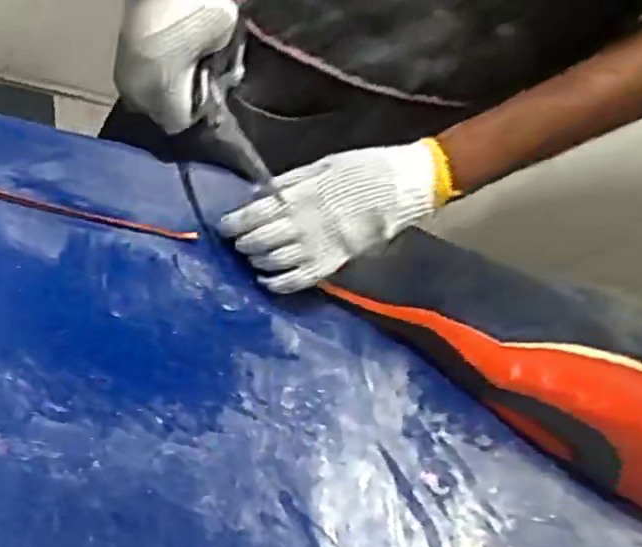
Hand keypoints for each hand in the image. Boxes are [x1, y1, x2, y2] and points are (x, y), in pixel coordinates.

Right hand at [114, 0, 238, 133]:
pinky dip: (153, 74)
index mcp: (163, 97)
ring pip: (149, 100)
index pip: (181, 123)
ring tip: (182, 59)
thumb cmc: (192, 9)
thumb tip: (214, 68)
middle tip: (202, 69)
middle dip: (181, 98)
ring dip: (165, 86)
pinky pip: (139, 83)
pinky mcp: (118, 67)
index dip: (200, 110)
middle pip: (162, 114)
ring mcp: (124, 85)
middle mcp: (138, 100)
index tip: (215, 88)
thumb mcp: (224, 30)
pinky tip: (166, 53)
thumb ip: (221, 60)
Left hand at [219, 141, 439, 292]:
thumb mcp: (323, 167)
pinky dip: (272, 283)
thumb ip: (286, 184)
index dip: (230, 224)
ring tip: (258, 254)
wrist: (415, 182)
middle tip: (244, 239)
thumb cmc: (366, 170)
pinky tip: (266, 276)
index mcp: (298, 199)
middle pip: (253, 243)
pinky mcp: (328, 264)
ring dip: (255, 260)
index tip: (226, 225)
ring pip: (267, 262)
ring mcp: (314, 248)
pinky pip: (290, 282)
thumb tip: (253, 196)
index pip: (248, 218)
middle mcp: (301, 226)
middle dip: (242, 242)